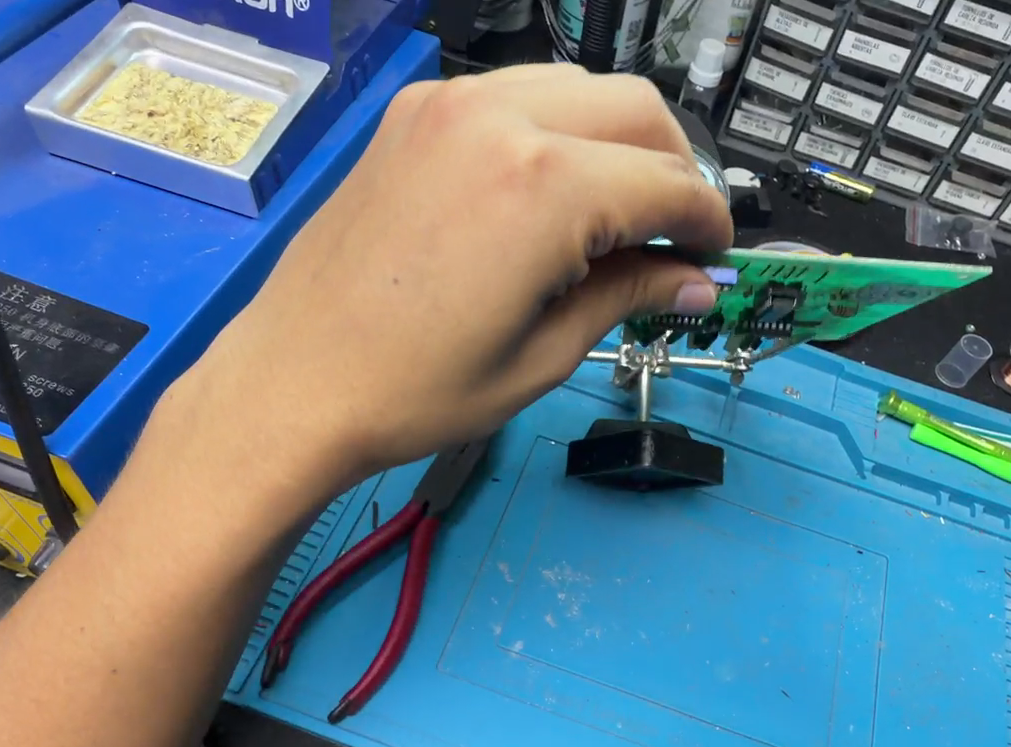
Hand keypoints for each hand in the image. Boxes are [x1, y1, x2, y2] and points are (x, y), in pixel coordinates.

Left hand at [178, 64, 731, 483]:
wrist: (296, 383)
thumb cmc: (412, 392)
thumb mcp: (540, 356)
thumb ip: (624, 298)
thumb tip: (690, 280)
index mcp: (541, 189)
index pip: (665, 184)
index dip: (706, 222)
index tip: (714, 256)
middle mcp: (499, 120)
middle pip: (636, 111)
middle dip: (675, 171)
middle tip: (674, 237)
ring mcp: (449, 107)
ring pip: (579, 91)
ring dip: (618, 144)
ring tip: (618, 217)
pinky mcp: (415, 117)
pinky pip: (516, 98)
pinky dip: (557, 133)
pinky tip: (553, 192)